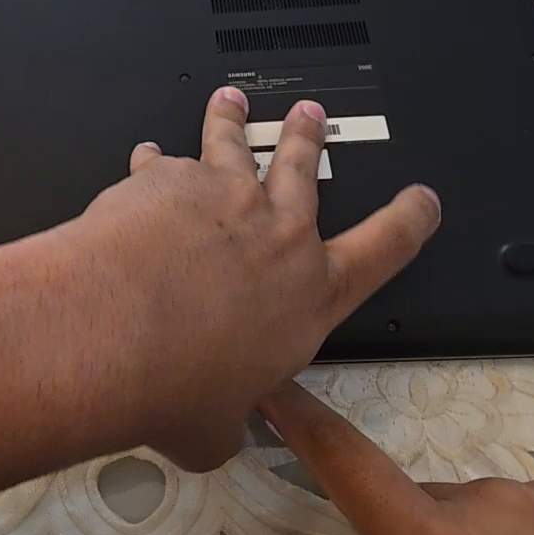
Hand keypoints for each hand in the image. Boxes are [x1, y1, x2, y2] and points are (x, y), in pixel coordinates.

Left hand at [58, 85, 440, 471]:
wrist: (112, 331)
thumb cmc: (171, 386)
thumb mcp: (214, 428)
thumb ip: (228, 423)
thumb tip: (217, 433)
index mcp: (309, 293)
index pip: (384, 249)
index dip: (409, 220)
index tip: (421, 199)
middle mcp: (273, 231)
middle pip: (303, 168)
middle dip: (309, 138)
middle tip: (310, 115)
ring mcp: (221, 195)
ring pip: (235, 142)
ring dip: (233, 119)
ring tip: (232, 100)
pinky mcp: (167, 179)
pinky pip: (164, 160)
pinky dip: (156, 158)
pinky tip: (147, 154)